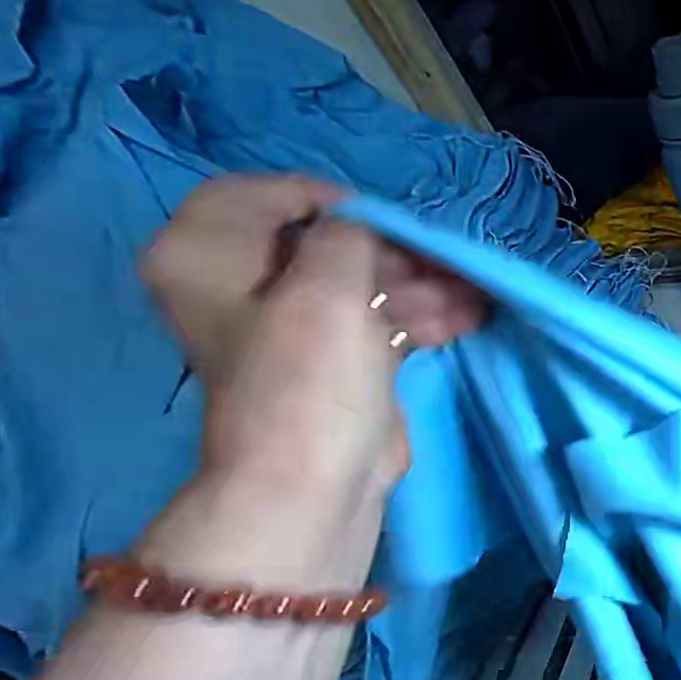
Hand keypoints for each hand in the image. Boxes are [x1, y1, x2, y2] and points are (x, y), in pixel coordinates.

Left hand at [140, 175, 487, 498]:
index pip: (261, 196)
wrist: (317, 483)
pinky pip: (380, 323)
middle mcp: (244, 286)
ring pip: (364, 287)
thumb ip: (350, 235)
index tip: (383, 216)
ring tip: (474, 292)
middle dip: (395, 252)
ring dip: (421, 286)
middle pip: (326, 246)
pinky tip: (466, 317)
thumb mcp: (326, 287)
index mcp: (206, 256)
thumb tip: (370, 230)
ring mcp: (297, 328)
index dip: (326, 199)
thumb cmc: (308, 378)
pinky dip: (420, 318)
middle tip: (447, 259)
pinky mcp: (341, 363)